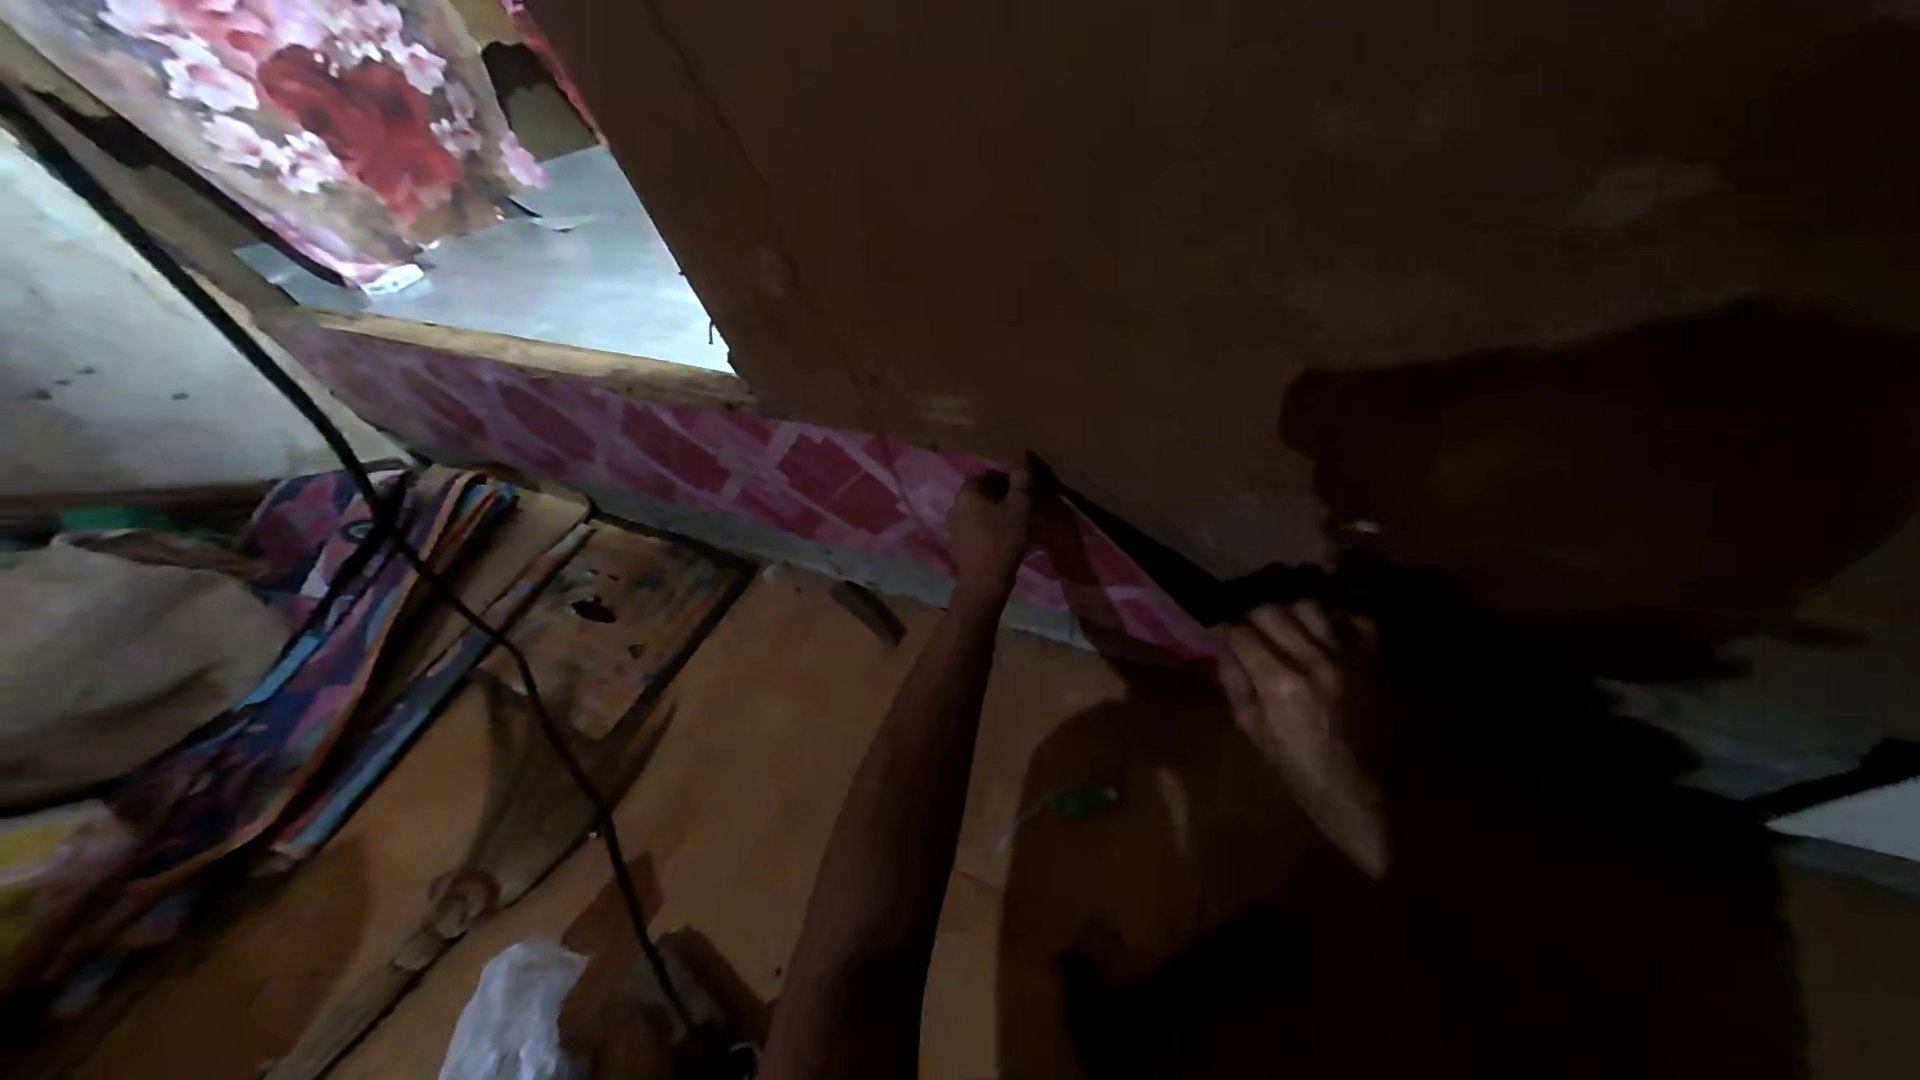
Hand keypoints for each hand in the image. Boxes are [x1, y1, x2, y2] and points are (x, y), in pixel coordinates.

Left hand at [947, 456, 1037, 601]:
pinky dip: (990, 527)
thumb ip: (1022, 478)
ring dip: (998, 512)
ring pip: (982, 509)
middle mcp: (956, 503)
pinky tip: (1003, 539)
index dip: (1013, 482)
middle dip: (1005, 496)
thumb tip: (1023, 456)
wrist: (984, 581)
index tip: (1028, 495)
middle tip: (1025, 509)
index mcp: (968, 490)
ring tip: (1017, 524)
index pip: (993, 474)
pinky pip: (977, 526)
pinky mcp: (957, 541)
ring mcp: (954, 523)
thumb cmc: (1003, 540)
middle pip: (986, 492)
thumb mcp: (1020, 506)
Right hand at [1219, 600, 1390, 878]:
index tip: (1220, 636)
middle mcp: (1313, 660)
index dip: (1224, 631)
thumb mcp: (1251, 728)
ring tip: (1288, 634)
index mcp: (1280, 683)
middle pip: (1270, 611)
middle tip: (1250, 636)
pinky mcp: (1374, 660)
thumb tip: (1224, 645)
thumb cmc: (1299, 766)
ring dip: (1290, 616)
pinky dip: (1336, 623)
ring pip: (1308, 606)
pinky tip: (1325, 639)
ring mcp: (1349, 657)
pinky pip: (1354, 620)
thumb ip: (1234, 680)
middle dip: (1251, 620)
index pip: (1239, 632)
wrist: (1363, 790)